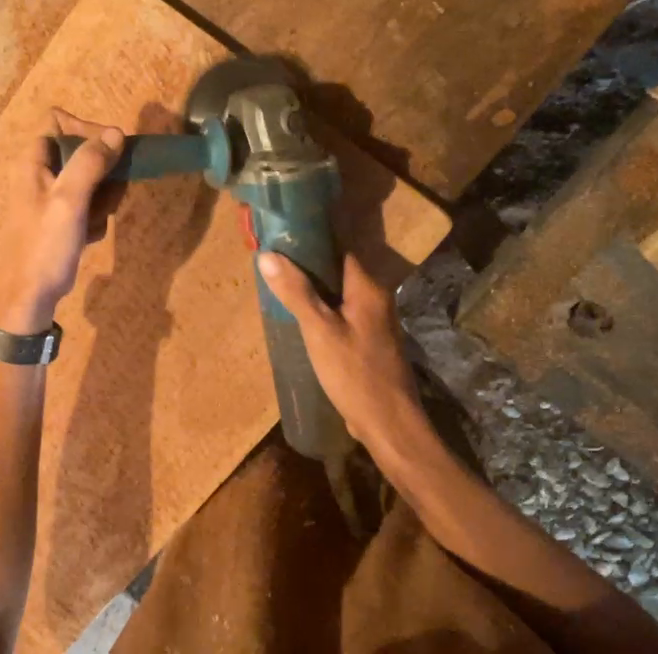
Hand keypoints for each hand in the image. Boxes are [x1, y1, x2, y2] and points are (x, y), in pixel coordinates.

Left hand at [0, 109, 125, 332]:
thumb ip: (90, 162)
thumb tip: (114, 132)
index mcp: (32, 161)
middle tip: (108, 195)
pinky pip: (85, 204)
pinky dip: (92, 217)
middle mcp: (37, 172)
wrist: (29, 298)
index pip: (59, 120)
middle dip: (101, 172)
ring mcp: (47, 197)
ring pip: (87, 179)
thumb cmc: (44, 246)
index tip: (109, 151)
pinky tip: (88, 236)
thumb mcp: (69, 200)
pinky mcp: (56, 218)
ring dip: (100, 198)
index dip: (86, 129)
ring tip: (95, 220)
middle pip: (79, 150)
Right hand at [256, 251, 420, 442]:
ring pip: (339, 291)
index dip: (312, 237)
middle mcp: (376, 298)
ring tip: (279, 280)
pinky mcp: (369, 341)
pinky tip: (300, 314)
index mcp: (367, 288)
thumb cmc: (355, 374)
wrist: (390, 425)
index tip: (282, 232)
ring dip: (313, 285)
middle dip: (307, 262)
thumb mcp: (319, 331)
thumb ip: (295, 292)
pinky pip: (341, 311)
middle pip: (338, 268)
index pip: (340, 247)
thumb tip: (267, 255)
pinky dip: (322, 307)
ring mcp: (375, 321)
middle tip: (273, 256)